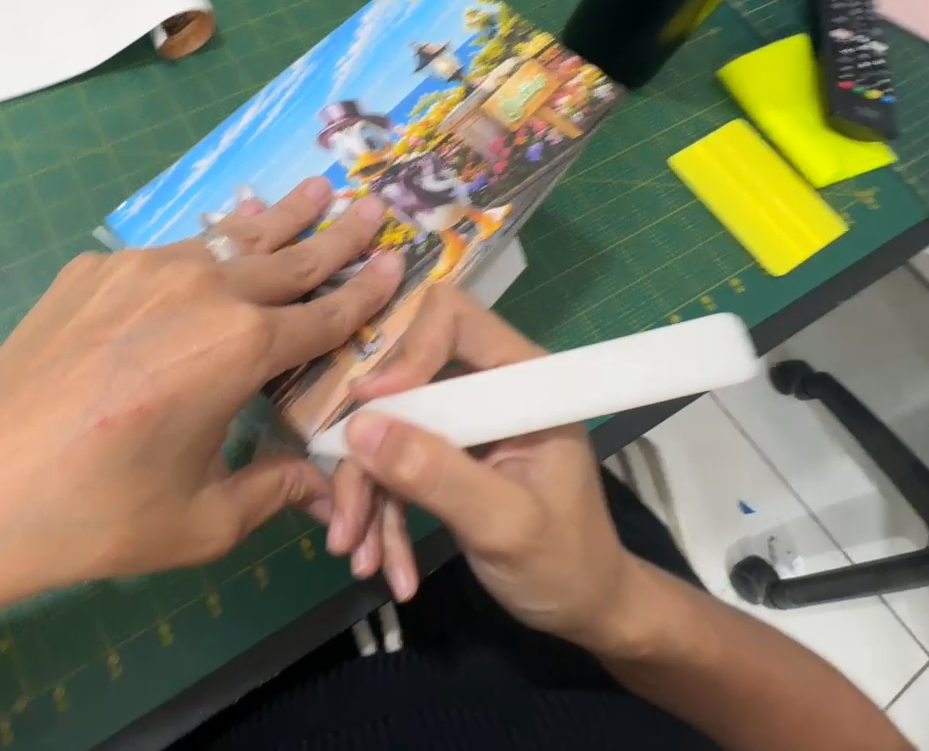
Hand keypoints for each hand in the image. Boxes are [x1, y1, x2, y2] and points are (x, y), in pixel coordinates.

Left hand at [0, 178, 403, 674]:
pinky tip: (217, 246)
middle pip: (285, 258)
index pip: (322, 315)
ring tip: (312, 192)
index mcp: (237, 349)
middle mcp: (198, 290)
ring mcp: (140, 269)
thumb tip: (322, 483)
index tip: (397, 263)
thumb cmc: (96, 517)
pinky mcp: (94, 269)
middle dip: (335, 236)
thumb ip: (273, 491)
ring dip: (274, 223)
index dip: (365, 294)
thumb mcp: (201, 521)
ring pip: (227, 242)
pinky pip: (167, 254)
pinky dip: (205, 249)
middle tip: (371, 207)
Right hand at [329, 286, 650, 654]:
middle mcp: (485, 388)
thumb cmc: (566, 564)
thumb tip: (360, 428)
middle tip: (346, 518)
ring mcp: (460, 421)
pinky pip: (391, 464)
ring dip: (366, 494)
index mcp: (521, 380)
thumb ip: (438, 475)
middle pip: (401, 382)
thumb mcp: (505, 524)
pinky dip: (380, 513)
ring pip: (385, 429)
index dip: (406, 351)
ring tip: (358, 556)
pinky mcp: (441, 452)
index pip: (453, 319)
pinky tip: (382, 563)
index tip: (370, 409)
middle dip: (368, 453)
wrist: (582, 609)